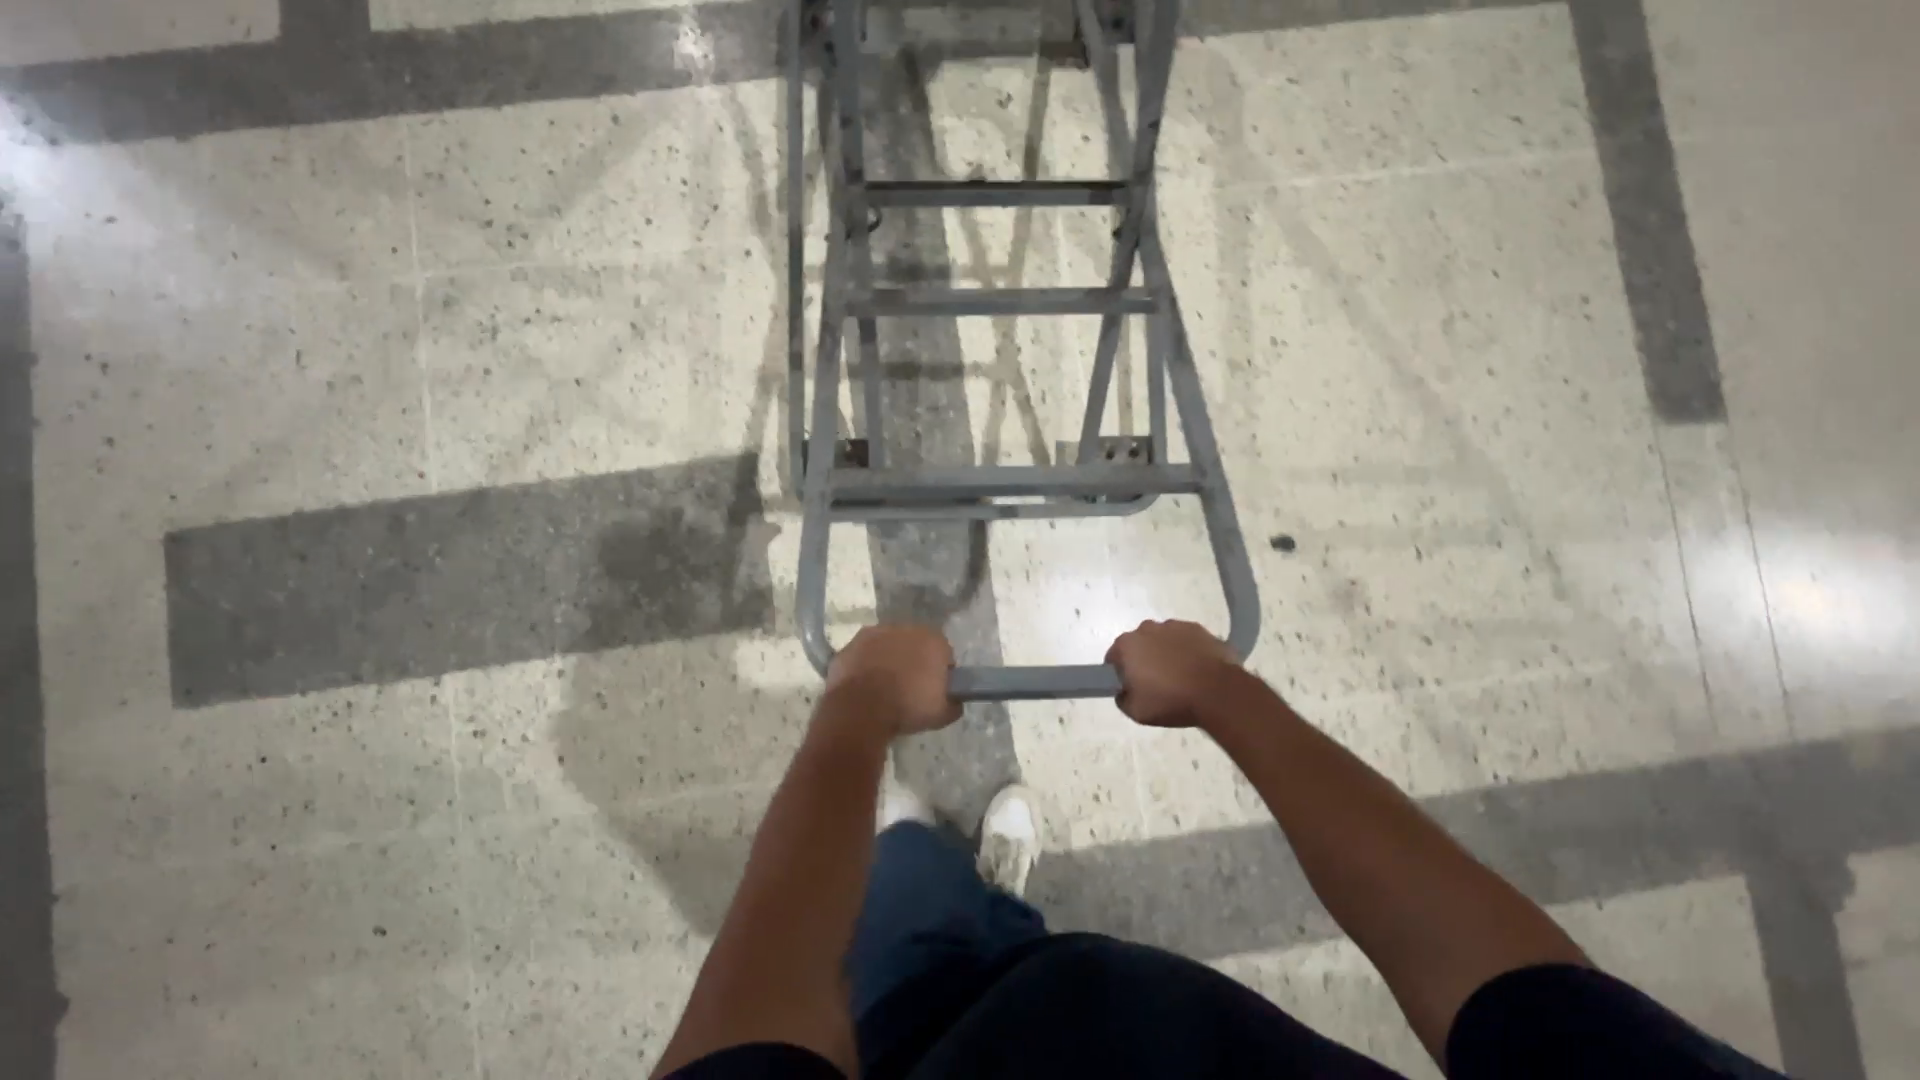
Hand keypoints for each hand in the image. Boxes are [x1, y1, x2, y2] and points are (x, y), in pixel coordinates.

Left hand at [824, 624, 960, 736]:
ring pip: (886, 647)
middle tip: (910, 690)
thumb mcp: (944, 714)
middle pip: (914, 645)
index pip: (943, 653)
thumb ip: (954, 701)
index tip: (934, 691)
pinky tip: (863, 689)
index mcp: (932, 639)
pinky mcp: (848, 646)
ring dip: (887, 662)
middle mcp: (903, 629)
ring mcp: (872, 635)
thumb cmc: (908, 707)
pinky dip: (864, 668)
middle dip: (913, 662)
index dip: (940, 672)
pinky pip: (862, 657)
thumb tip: (954, 700)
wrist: (860, 710)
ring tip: (884, 690)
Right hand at [1105, 620, 1243, 728]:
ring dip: (1166, 653)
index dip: (1120, 673)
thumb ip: (1122, 698)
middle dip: (1143, 660)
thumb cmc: (1171, 701)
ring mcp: (1174, 626)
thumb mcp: (1136, 712)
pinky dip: (1187, 650)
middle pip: (1139, 645)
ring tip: (1180, 677)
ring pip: (1162, 640)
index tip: (1131, 687)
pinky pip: (1185, 640)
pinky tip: (1196, 669)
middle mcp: (1147, 629)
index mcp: (1127, 646)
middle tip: (1156, 683)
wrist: (1218, 693)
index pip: (1113, 657)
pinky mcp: (1198, 629)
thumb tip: (1123, 691)